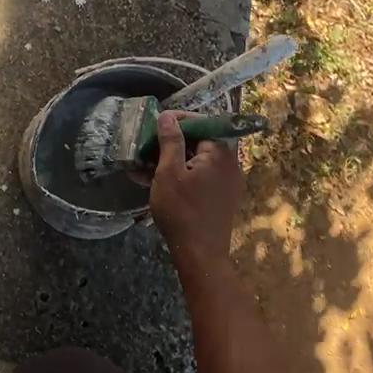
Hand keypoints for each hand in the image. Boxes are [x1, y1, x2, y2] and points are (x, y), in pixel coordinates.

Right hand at [148, 110, 246, 271]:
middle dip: (171, 141)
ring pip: (196, 160)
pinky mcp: (218, 197)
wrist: (200, 256)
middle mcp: (229, 165)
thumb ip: (170, 141)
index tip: (156, 123)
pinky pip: (198, 176)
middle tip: (146, 143)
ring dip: (170, 159)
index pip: (203, 123)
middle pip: (199, 141)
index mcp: (220, 155)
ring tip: (143, 163)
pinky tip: (152, 180)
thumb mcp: (169, 172)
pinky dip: (178, 174)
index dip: (179, 120)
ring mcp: (225, 183)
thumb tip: (167, 116)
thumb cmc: (182, 210)